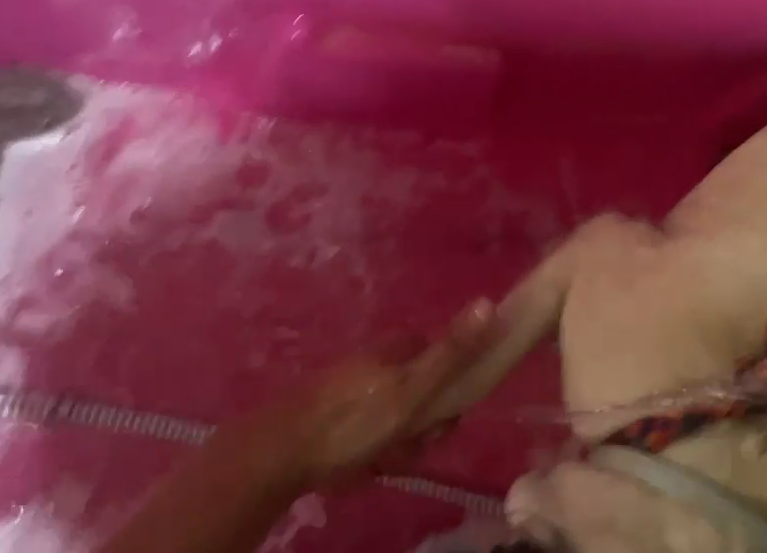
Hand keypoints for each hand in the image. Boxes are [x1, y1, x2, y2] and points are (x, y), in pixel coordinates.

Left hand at [215, 299, 500, 489]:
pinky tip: (355, 466)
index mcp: (404, 345)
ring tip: (375, 461)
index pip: (451, 368)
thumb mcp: (413, 388)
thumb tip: (490, 300)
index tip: (437, 424)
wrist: (276, 455)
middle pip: (427, 398)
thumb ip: (454, 352)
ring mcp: (359, 386)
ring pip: (401, 421)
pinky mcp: (338, 413)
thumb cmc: (353, 420)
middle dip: (420, 430)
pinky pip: (373, 434)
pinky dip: (370, 453)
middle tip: (402, 447)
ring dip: (396, 447)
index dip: (451, 400)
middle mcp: (385, 358)